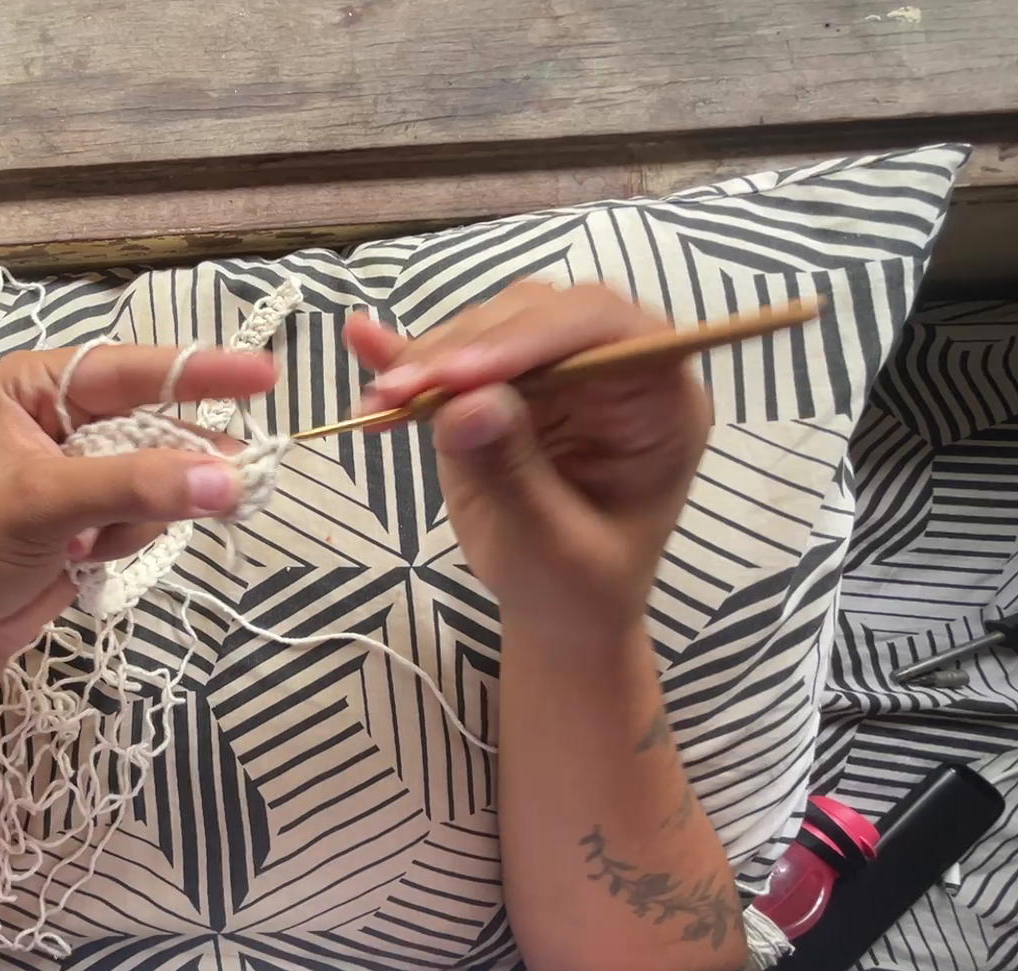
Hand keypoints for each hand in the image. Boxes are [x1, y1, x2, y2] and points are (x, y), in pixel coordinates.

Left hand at [0, 345, 278, 660]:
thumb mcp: (42, 503)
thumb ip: (132, 487)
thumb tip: (225, 478)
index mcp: (38, 387)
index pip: (129, 369)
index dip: (199, 371)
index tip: (264, 375)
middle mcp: (68, 417)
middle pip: (156, 424)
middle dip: (178, 464)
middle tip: (238, 481)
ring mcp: (89, 468)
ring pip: (163, 477)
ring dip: (138, 517)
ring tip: (88, 544)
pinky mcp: (102, 513)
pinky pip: (152, 514)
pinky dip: (129, 539)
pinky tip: (84, 556)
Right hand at [347, 282, 711, 632]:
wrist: (555, 606)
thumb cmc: (573, 583)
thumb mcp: (550, 542)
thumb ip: (513, 472)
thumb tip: (464, 403)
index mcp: (655, 400)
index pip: (604, 331)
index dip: (529, 339)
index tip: (456, 378)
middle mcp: (606, 370)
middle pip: (535, 317)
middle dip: (461, 350)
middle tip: (398, 392)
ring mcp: (549, 374)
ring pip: (486, 330)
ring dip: (426, 359)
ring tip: (377, 401)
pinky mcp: (496, 388)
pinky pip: (452, 360)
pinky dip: (406, 353)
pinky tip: (362, 336)